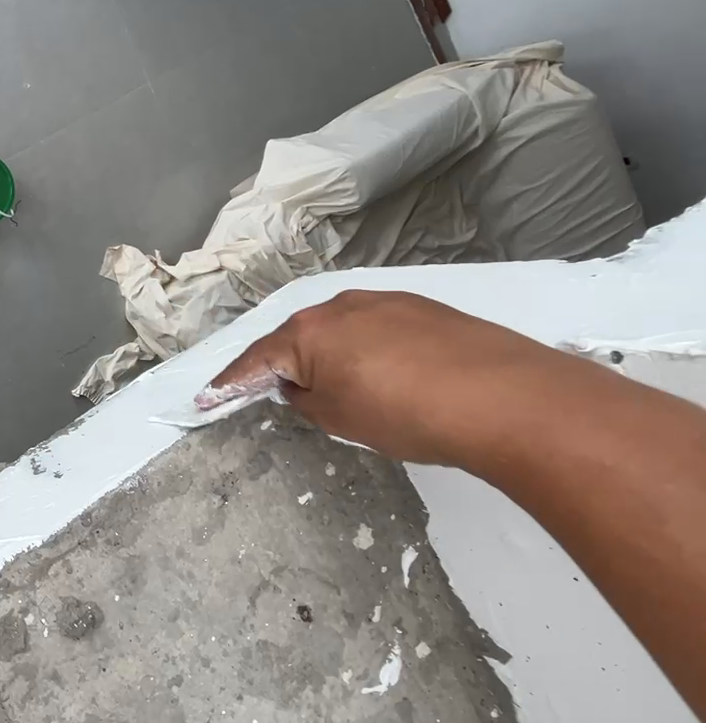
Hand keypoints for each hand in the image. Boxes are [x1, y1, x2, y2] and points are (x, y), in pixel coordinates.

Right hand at [201, 290, 592, 466]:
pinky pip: (379, 329)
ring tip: (344, 387)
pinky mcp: (429, 310)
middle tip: (281, 393)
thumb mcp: (338, 419)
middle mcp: (339, 307)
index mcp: (306, 332)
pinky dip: (371, 350)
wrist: (516, 402)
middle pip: (297, 339)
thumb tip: (304, 386)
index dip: (229, 384)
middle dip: (286, 365)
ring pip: (341, 331)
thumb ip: (306, 399)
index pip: (255, 362)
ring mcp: (387, 303)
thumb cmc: (407, 414)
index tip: (206, 398)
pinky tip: (388, 374)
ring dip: (333, 356)